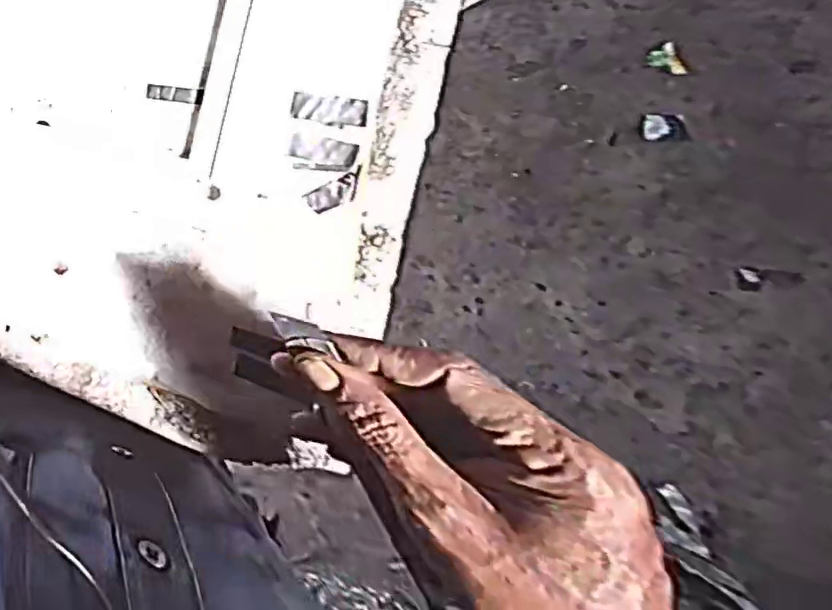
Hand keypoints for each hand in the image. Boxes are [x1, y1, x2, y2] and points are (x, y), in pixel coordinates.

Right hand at [276, 337, 671, 609]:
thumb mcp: (440, 519)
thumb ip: (379, 436)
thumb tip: (327, 374)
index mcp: (565, 460)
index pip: (448, 375)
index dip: (371, 357)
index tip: (315, 352)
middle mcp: (566, 463)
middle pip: (440, 396)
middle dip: (364, 386)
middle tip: (305, 371)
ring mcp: (548, 483)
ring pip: (437, 423)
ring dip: (371, 415)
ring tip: (316, 409)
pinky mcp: (524, 500)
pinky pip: (446, 452)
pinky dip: (394, 444)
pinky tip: (352, 440)